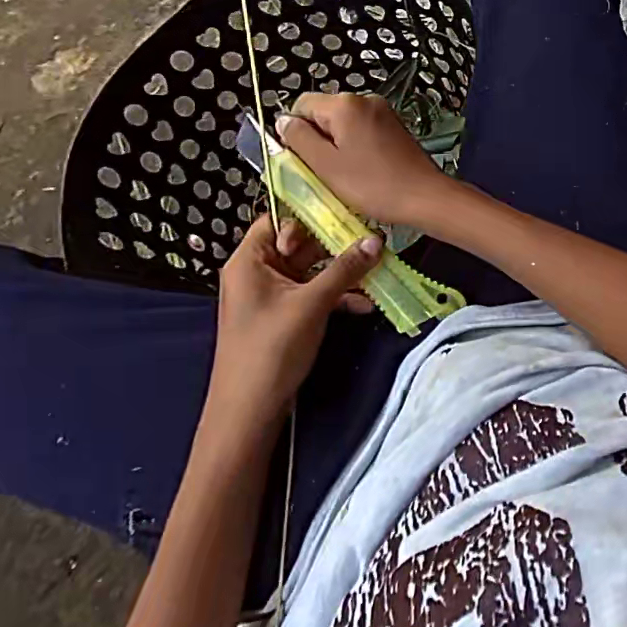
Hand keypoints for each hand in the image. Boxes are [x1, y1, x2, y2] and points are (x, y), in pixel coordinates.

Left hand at [207, 216, 380, 429]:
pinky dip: (336, 297)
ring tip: (375, 274)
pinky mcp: (285, 317)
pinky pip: (313, 295)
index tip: (345, 220)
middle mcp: (258, 272)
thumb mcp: (311, 304)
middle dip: (335, 247)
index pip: (277, 220)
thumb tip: (376, 240)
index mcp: (249, 260)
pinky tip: (364, 305)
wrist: (250, 408)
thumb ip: (344, 269)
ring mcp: (272, 296)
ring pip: (311, 272)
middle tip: (371, 244)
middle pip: (299, 245)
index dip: (309, 218)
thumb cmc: (271, 348)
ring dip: (341, 274)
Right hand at [276, 93, 454, 226]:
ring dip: (338, 148)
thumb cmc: (374, 185)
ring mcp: (384, 113)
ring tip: (345, 176)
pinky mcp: (396, 129)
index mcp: (345, 104)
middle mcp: (365, 100)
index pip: (301, 105)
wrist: (426, 198)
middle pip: (324, 114)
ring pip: (344, 126)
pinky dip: (357, 150)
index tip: (302, 160)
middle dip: (318, 141)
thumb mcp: (326, 165)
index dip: (295, 132)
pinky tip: (363, 173)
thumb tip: (283, 122)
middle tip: (324, 172)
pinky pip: (364, 133)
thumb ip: (299, 139)